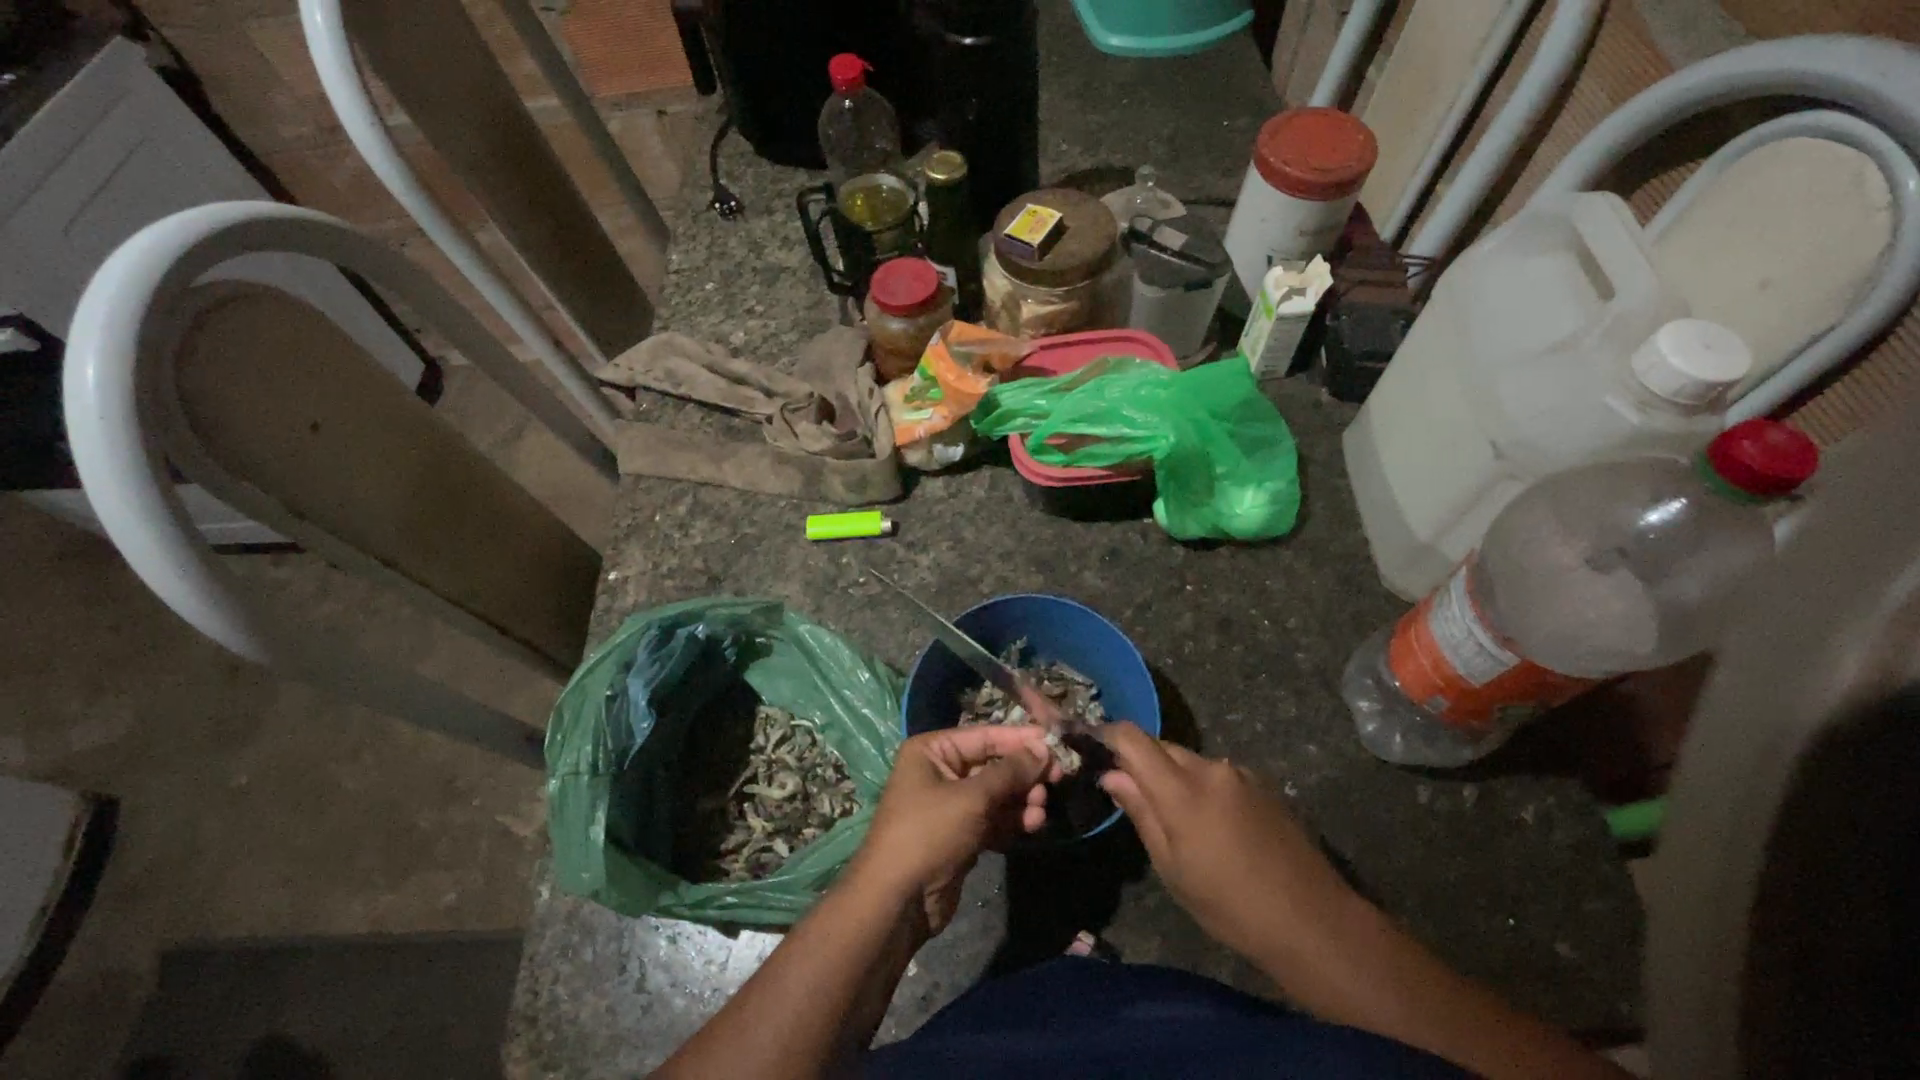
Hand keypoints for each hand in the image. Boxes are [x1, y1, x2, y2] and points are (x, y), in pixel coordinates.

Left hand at [848, 726, 1056, 936]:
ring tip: (1040, 811)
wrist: (898, 899)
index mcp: (932, 751)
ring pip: (998, 795)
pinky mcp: (961, 836)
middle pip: (994, 766)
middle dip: (1024, 775)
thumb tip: (1043, 748)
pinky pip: (995, 820)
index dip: (1021, 739)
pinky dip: (1013, 821)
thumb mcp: (972, 797)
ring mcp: (951, 806)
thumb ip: (1010, 772)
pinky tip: (1033, 826)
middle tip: (1056, 781)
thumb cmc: (929, 833)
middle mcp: (941, 773)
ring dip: (1023, 800)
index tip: (1057, 744)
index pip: (984, 736)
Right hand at [1097, 723, 1355, 967]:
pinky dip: (1202, 788)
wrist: (1312, 920)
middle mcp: (1211, 769)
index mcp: (1182, 789)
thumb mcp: (1171, 867)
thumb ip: (1140, 812)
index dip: (1107, 734)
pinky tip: (1212, 825)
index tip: (1089, 744)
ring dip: (1173, 777)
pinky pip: (1218, 775)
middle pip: (1162, 747)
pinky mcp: (1264, 786)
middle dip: (1139, 761)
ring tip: (1173, 818)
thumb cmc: (1229, 905)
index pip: (1133, 738)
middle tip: (1126, 791)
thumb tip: (1111, 775)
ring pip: (1191, 762)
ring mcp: (1242, 774)